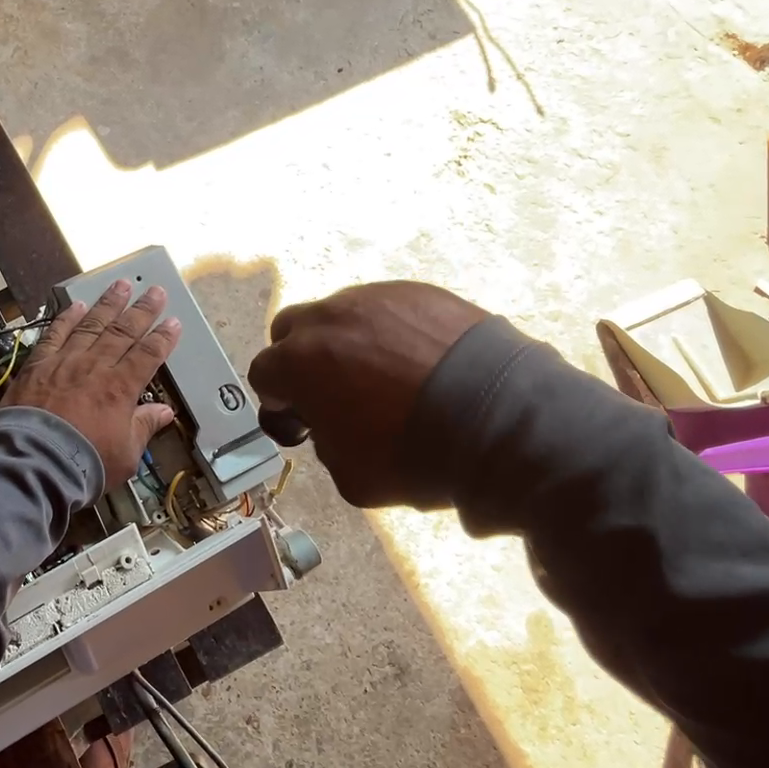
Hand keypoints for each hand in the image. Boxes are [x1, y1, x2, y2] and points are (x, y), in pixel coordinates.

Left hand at [2, 279, 181, 487]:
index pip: (148, 355)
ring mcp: (65, 361)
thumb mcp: (125, 454)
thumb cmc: (85, 463)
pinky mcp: (38, 364)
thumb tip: (164, 412)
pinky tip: (76, 305)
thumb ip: (143, 427)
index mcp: (121, 388)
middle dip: (142, 310)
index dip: (163, 338)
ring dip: (108, 304)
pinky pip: (55, 334)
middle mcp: (95, 366)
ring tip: (121, 284)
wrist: (36, 461)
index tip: (174, 322)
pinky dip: (66, 318)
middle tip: (155, 291)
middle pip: (123, 332)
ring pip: (91, 325)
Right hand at [247, 282, 488, 507]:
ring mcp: (373, 297)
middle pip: (292, 331)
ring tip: (388, 375)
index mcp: (298, 363)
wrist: (504, 417)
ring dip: (348, 342)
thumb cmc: (415, 452)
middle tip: (334, 391)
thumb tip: (328, 425)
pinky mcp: (418, 290)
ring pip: (341, 316)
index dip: (279, 402)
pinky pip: (388, 309)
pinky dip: (393, 332)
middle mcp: (326, 318)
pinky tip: (423, 362)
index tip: (305, 423)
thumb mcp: (350, 477)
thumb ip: (322, 444)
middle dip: (302, 359)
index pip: (264, 375)